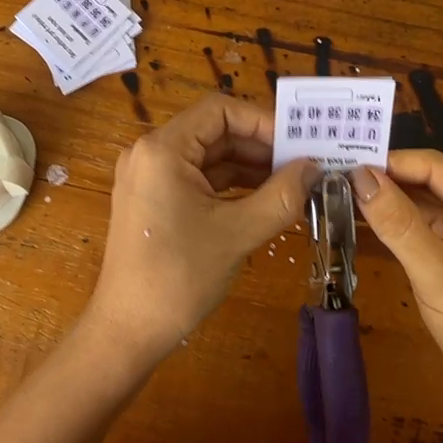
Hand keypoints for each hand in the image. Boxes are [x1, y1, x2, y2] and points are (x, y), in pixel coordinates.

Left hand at [85, 93, 320, 361]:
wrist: (127, 331)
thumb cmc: (178, 276)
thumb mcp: (236, 233)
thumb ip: (280, 196)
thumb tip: (315, 168)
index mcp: (162, 149)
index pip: (219, 111)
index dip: (262, 121)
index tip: (300, 142)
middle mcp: (150, 153)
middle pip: (214, 132)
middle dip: (260, 146)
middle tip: (305, 165)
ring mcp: (149, 177)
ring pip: (208, 156)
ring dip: (248, 167)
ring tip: (293, 183)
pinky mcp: (153, 200)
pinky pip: (197, 179)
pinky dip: (230, 186)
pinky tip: (265, 200)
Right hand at [350, 151, 442, 397]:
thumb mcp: (436, 276)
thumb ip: (397, 222)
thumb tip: (358, 174)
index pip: (436, 166)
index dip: (389, 163)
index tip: (342, 165)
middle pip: (434, 180)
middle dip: (388, 180)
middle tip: (337, 179)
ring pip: (432, 201)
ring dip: (394, 201)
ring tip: (345, 196)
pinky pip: (437, 224)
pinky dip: (407, 223)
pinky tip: (372, 222)